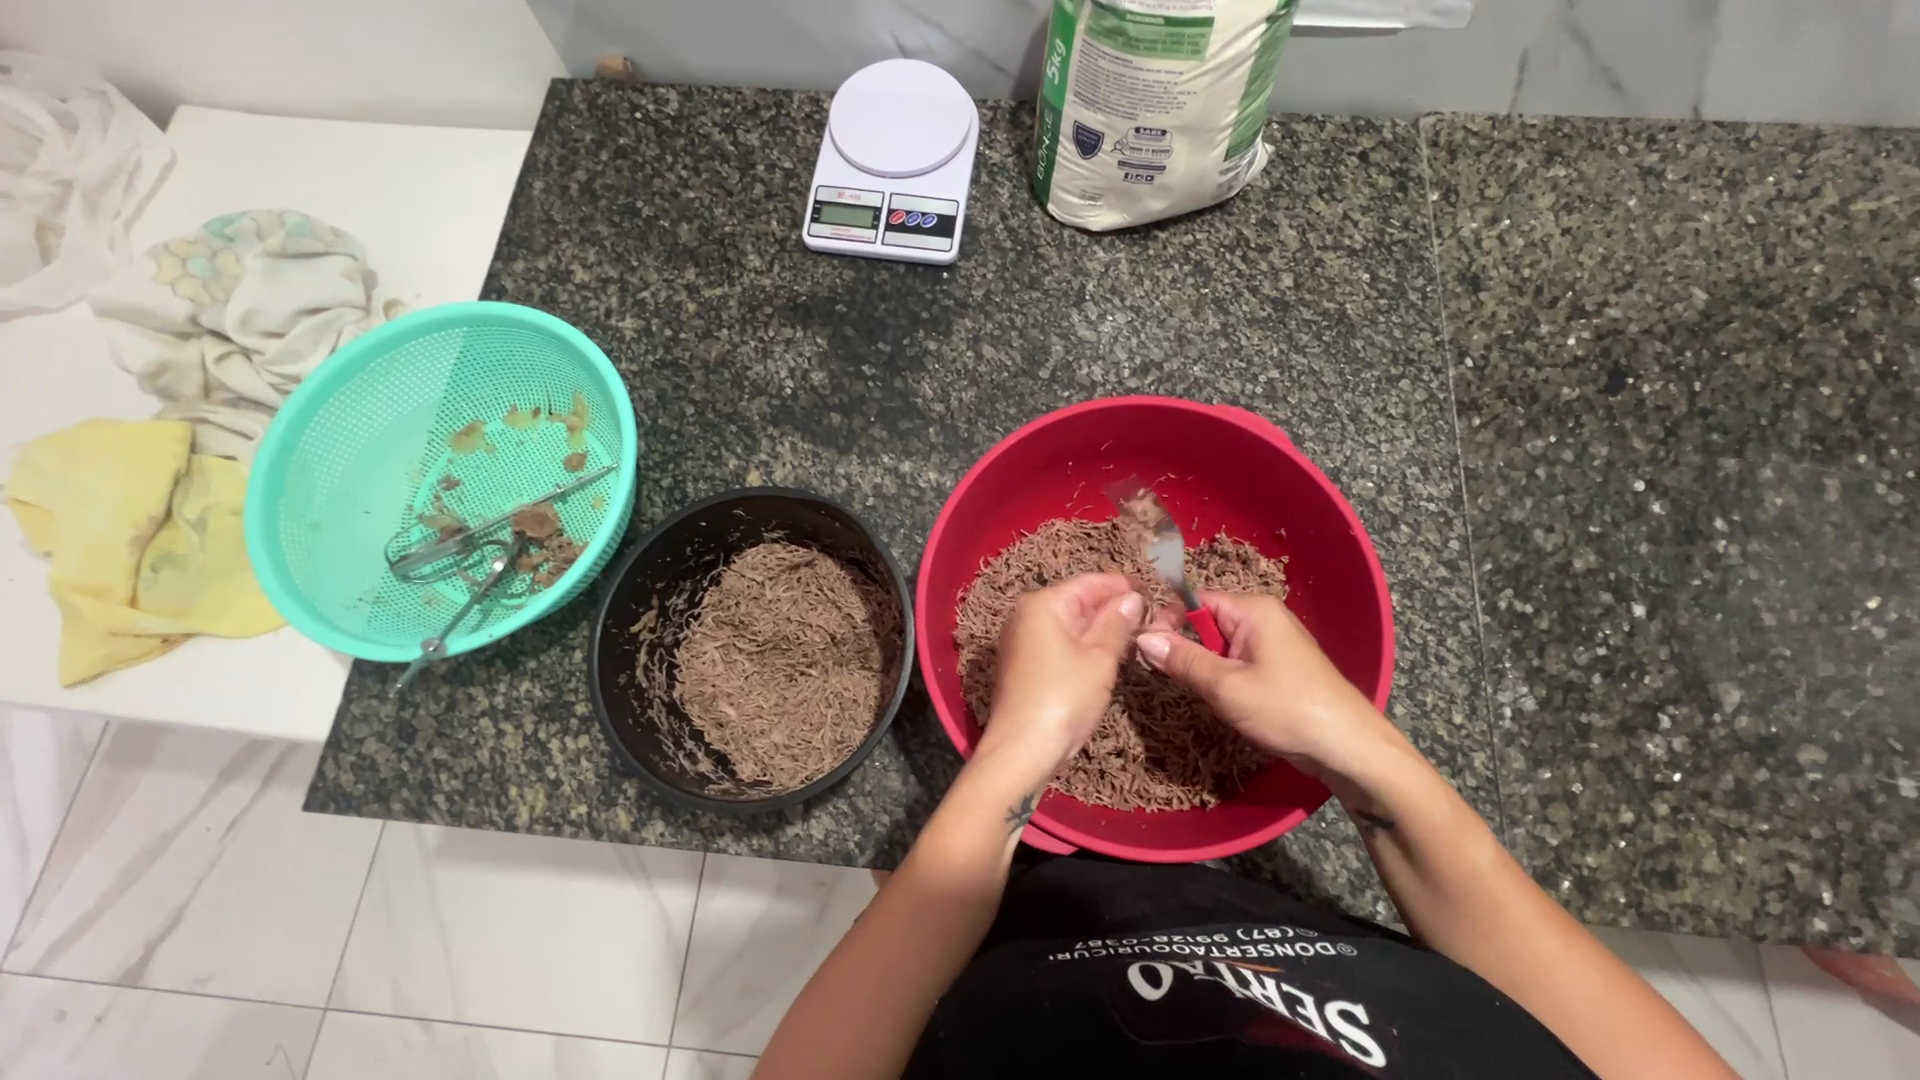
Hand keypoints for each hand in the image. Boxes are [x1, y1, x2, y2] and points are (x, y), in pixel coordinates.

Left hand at [976, 573, 1143, 777]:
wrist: (1021, 750)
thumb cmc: (1064, 697)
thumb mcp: (1100, 658)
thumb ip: (1117, 623)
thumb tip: (1132, 598)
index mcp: (1042, 604)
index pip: (1088, 583)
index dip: (1121, 585)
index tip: (1152, 590)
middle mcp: (1026, 616)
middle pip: (1076, 602)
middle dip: (1112, 608)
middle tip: (1151, 616)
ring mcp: (1021, 642)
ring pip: (1069, 625)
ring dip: (1100, 629)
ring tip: (1137, 635)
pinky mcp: (1024, 666)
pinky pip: (1059, 645)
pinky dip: (1083, 647)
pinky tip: (1108, 656)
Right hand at [1135, 592, 1388, 777]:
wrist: (1348, 748)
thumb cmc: (1286, 709)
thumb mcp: (1225, 686)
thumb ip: (1182, 659)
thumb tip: (1142, 637)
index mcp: (1253, 610)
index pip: (1194, 600)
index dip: (1168, 621)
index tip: (1148, 650)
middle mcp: (1263, 618)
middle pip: (1206, 622)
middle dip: (1185, 648)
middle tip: (1168, 677)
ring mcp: (1273, 643)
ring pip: (1220, 646)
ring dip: (1204, 668)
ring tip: (1199, 693)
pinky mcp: (1278, 668)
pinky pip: (1237, 662)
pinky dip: (1223, 679)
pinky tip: (1223, 702)